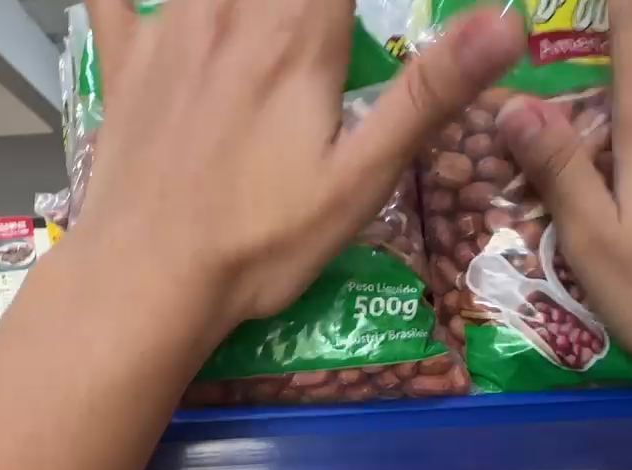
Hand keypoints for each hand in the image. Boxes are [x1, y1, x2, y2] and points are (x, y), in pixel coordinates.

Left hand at [76, 0, 525, 352]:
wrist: (152, 279)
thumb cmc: (263, 243)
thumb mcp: (359, 181)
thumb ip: (427, 95)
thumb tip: (510, 21)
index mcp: (298, 30)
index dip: (350, 1)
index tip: (348, 24)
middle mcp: (230, 4)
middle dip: (302, 1)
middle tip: (312, 28)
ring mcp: (166, 28)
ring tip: (257, 19)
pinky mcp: (121, 64)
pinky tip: (146, 6)